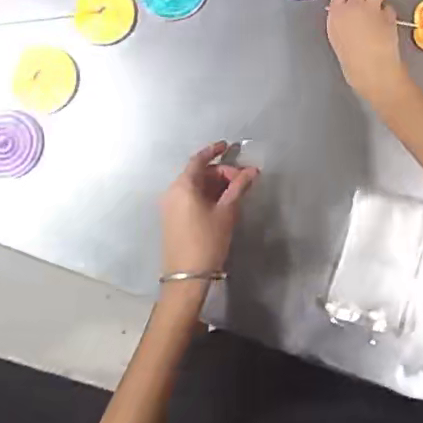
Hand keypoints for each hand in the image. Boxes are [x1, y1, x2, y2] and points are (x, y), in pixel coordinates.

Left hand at [160, 141, 258, 274]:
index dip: (214, 151)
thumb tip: (252, 171)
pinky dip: (206, 196)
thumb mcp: (227, 213)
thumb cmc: (207, 241)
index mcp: (183, 186)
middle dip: (221, 173)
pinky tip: (223, 204)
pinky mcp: (172, 218)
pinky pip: (190, 198)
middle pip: (198, 173)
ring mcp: (170, 206)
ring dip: (215, 185)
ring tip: (236, 192)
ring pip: (195, 187)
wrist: (187, 276)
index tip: (228, 146)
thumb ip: (239, 188)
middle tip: (243, 180)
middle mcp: (172, 192)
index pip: (198, 160)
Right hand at [326, 0, 411, 102]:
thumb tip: (346, 12)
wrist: (372, 71)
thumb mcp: (337, 38)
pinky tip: (385, 22)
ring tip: (376, 8)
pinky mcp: (388, 16)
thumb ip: (340, 20)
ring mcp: (372, 10)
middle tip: (365, 1)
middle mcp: (353, 7)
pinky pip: (388, 6)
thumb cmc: (351, 61)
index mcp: (336, 13)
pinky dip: (387, 11)